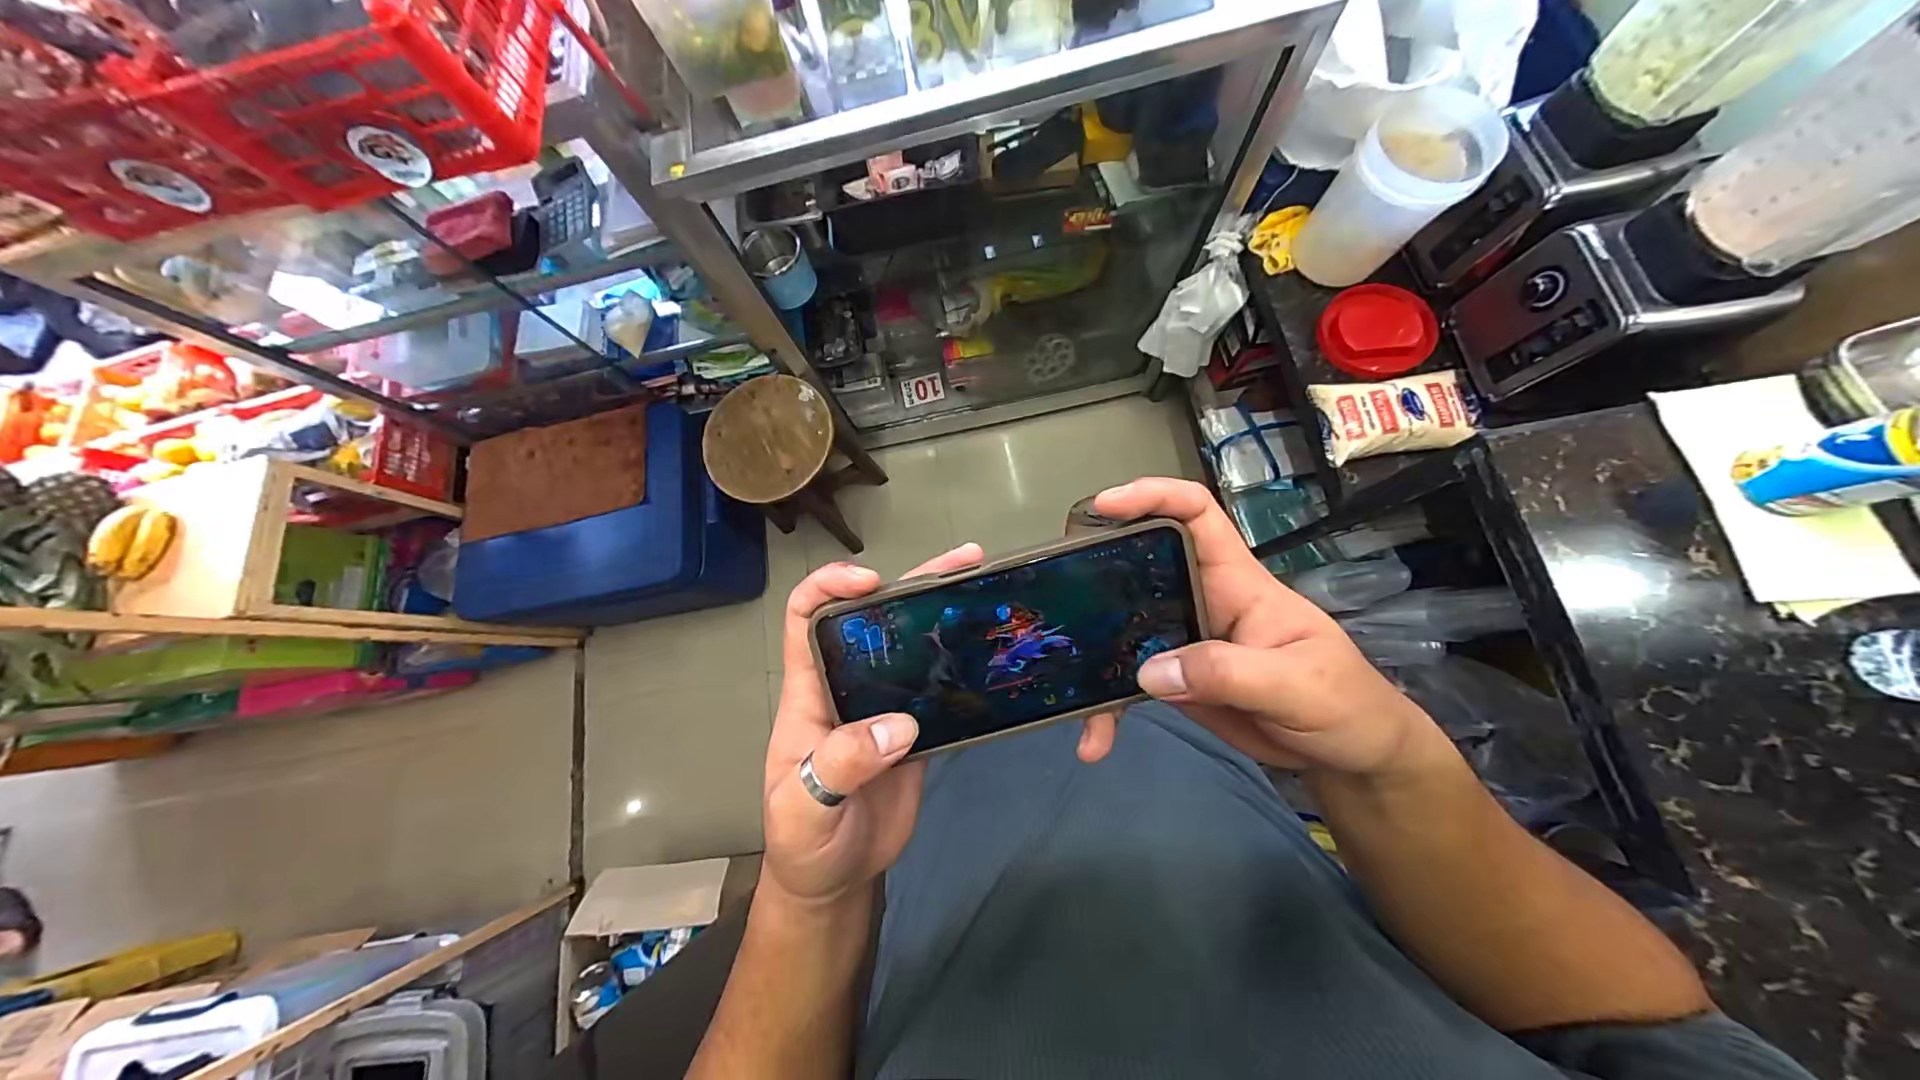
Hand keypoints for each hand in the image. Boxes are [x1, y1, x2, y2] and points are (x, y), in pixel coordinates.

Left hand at [760, 543, 985, 905]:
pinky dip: (960, 659)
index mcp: (810, 691)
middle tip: (963, 561)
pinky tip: (989, 644)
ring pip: (911, 644)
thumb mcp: (805, 809)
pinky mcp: (914, 727)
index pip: (806, 616)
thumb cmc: (804, 842)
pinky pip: (937, 683)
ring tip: (983, 583)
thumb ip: (840, 766)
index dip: (829, 586)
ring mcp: (884, 704)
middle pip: (874, 616)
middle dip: (912, 580)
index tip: (870, 581)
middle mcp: (848, 683)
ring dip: (943, 611)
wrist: (834, 876)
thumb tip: (899, 726)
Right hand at [1079, 478, 1434, 774]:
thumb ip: (1230, 673)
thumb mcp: (1298, 685)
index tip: (1105, 506)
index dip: (1153, 496)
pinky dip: (1107, 710)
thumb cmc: (1344, 702)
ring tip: (1056, 666)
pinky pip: (1128, 683)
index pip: (1197, 514)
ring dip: (1090, 646)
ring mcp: (1184, 639)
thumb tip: (1149, 672)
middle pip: (1140, 562)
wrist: (1348, 754)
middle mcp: (1200, 599)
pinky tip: (1093, 739)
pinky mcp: (1175, 678)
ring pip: (1123, 626)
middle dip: (1096, 562)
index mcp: (1236, 582)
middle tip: (1053, 578)